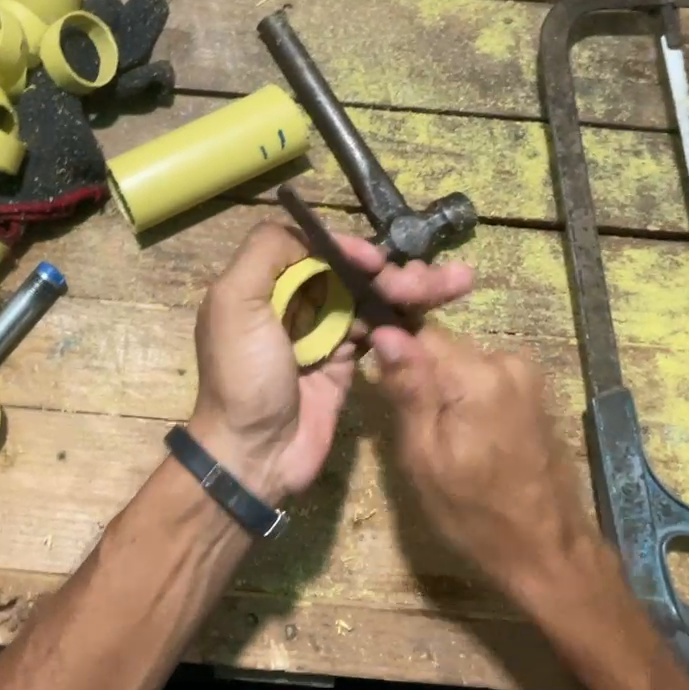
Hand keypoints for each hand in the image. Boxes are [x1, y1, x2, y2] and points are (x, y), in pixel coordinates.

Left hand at [189, 222, 472, 501]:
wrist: (254, 454)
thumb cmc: (243, 375)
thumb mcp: (234, 303)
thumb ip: (265, 253)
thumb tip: (312, 235)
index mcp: (263, 283)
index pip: (313, 248)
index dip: (347, 248)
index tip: (376, 260)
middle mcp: (293, 302)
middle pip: (348, 272)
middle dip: (390, 271)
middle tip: (428, 281)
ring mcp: (321, 333)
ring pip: (370, 299)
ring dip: (409, 291)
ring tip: (454, 285)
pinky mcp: (345, 363)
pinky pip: (379, 333)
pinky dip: (402, 324)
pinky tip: (428, 318)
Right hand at [371, 325, 597, 601]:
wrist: (550, 553)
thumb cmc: (476, 514)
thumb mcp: (424, 457)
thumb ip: (407, 388)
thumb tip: (383, 330)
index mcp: (478, 374)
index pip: (418, 333)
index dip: (395, 356)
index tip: (385, 390)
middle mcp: (508, 361)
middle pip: (441, 348)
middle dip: (421, 377)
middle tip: (415, 428)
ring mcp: (528, 376)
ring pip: (461, 364)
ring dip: (444, 390)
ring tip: (441, 438)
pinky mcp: (535, 393)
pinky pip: (483, 378)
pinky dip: (467, 399)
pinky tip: (468, 438)